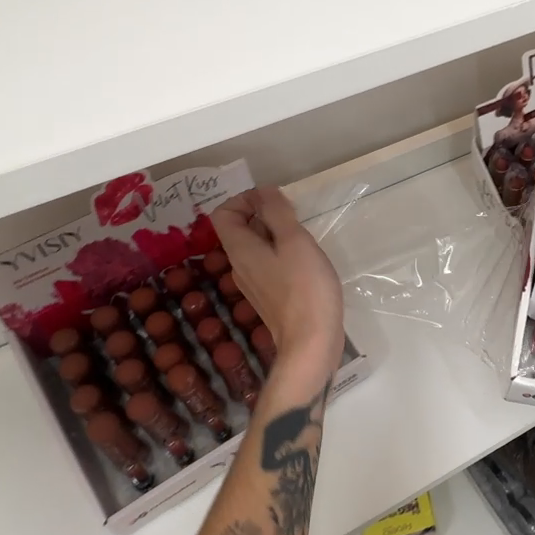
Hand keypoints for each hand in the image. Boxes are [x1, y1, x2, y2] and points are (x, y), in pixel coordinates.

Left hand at [210, 187, 344, 378]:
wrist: (311, 342)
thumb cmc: (305, 288)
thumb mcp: (295, 242)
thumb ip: (277, 213)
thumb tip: (264, 192)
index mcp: (240, 250)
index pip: (223, 213)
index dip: (245, 199)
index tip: (274, 201)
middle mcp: (239, 266)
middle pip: (239, 229)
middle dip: (264, 214)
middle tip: (294, 217)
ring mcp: (254, 284)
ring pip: (256, 247)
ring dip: (276, 234)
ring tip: (303, 238)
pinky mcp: (269, 297)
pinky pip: (268, 265)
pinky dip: (282, 254)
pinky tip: (306, 262)